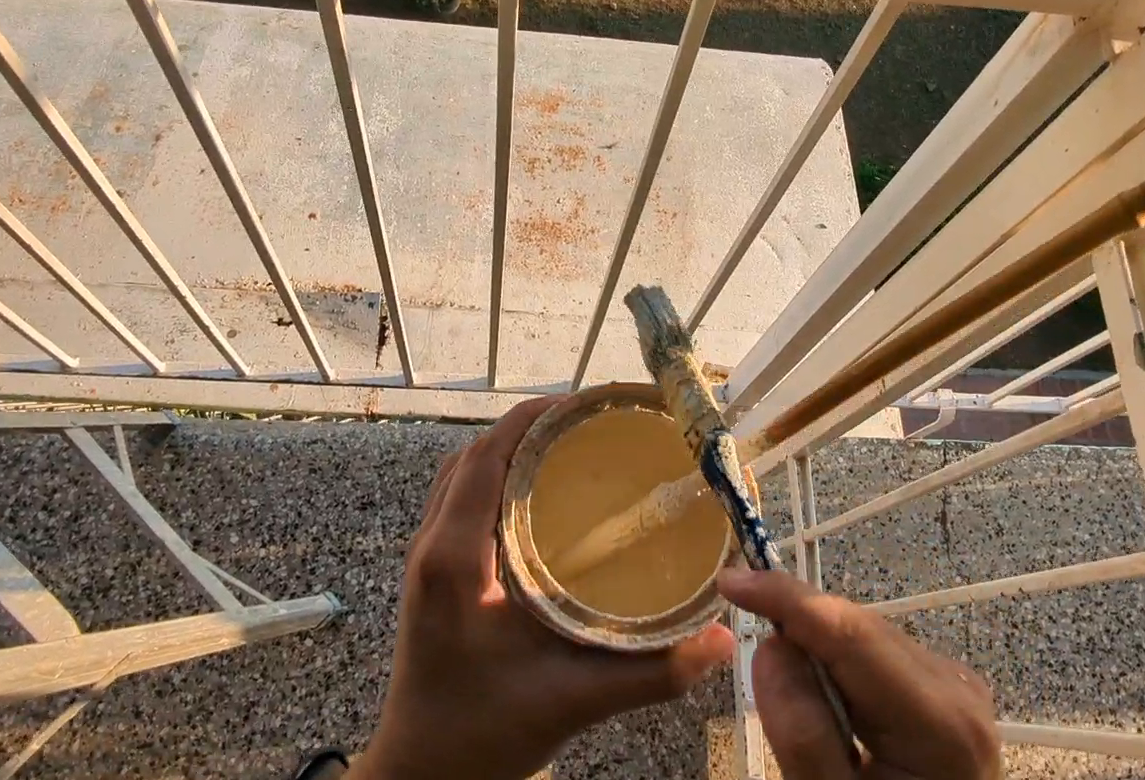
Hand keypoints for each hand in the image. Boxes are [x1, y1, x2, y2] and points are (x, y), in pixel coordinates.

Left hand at [352, 396, 734, 779]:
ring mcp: (426, 555)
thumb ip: (650, 673)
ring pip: (463, 472)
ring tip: (566, 445)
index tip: (581, 402)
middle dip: (527, 426)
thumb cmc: (484, 735)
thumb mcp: (571, 702)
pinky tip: (535, 492)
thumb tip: (722, 639)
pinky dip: (495, 474)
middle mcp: (433, 544)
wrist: (423, 775)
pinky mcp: (432, 569)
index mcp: (455, 560)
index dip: (530, 419)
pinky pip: (460, 497)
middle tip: (588, 422)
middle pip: (476, 455)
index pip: (487, 458)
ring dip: (508, 448)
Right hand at [719, 568, 1001, 779]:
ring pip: (859, 636)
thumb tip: (772, 646)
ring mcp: (955, 682)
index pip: (848, 632)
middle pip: (853, 629)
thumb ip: (800, 731)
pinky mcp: (945, 685)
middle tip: (764, 685)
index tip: (729, 581)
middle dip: (799, 636)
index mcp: (936, 720)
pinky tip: (835, 716)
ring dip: (818, 657)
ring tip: (812, 719)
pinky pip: (872, 654)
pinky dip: (838, 670)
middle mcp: (956, 685)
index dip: (785, 597)